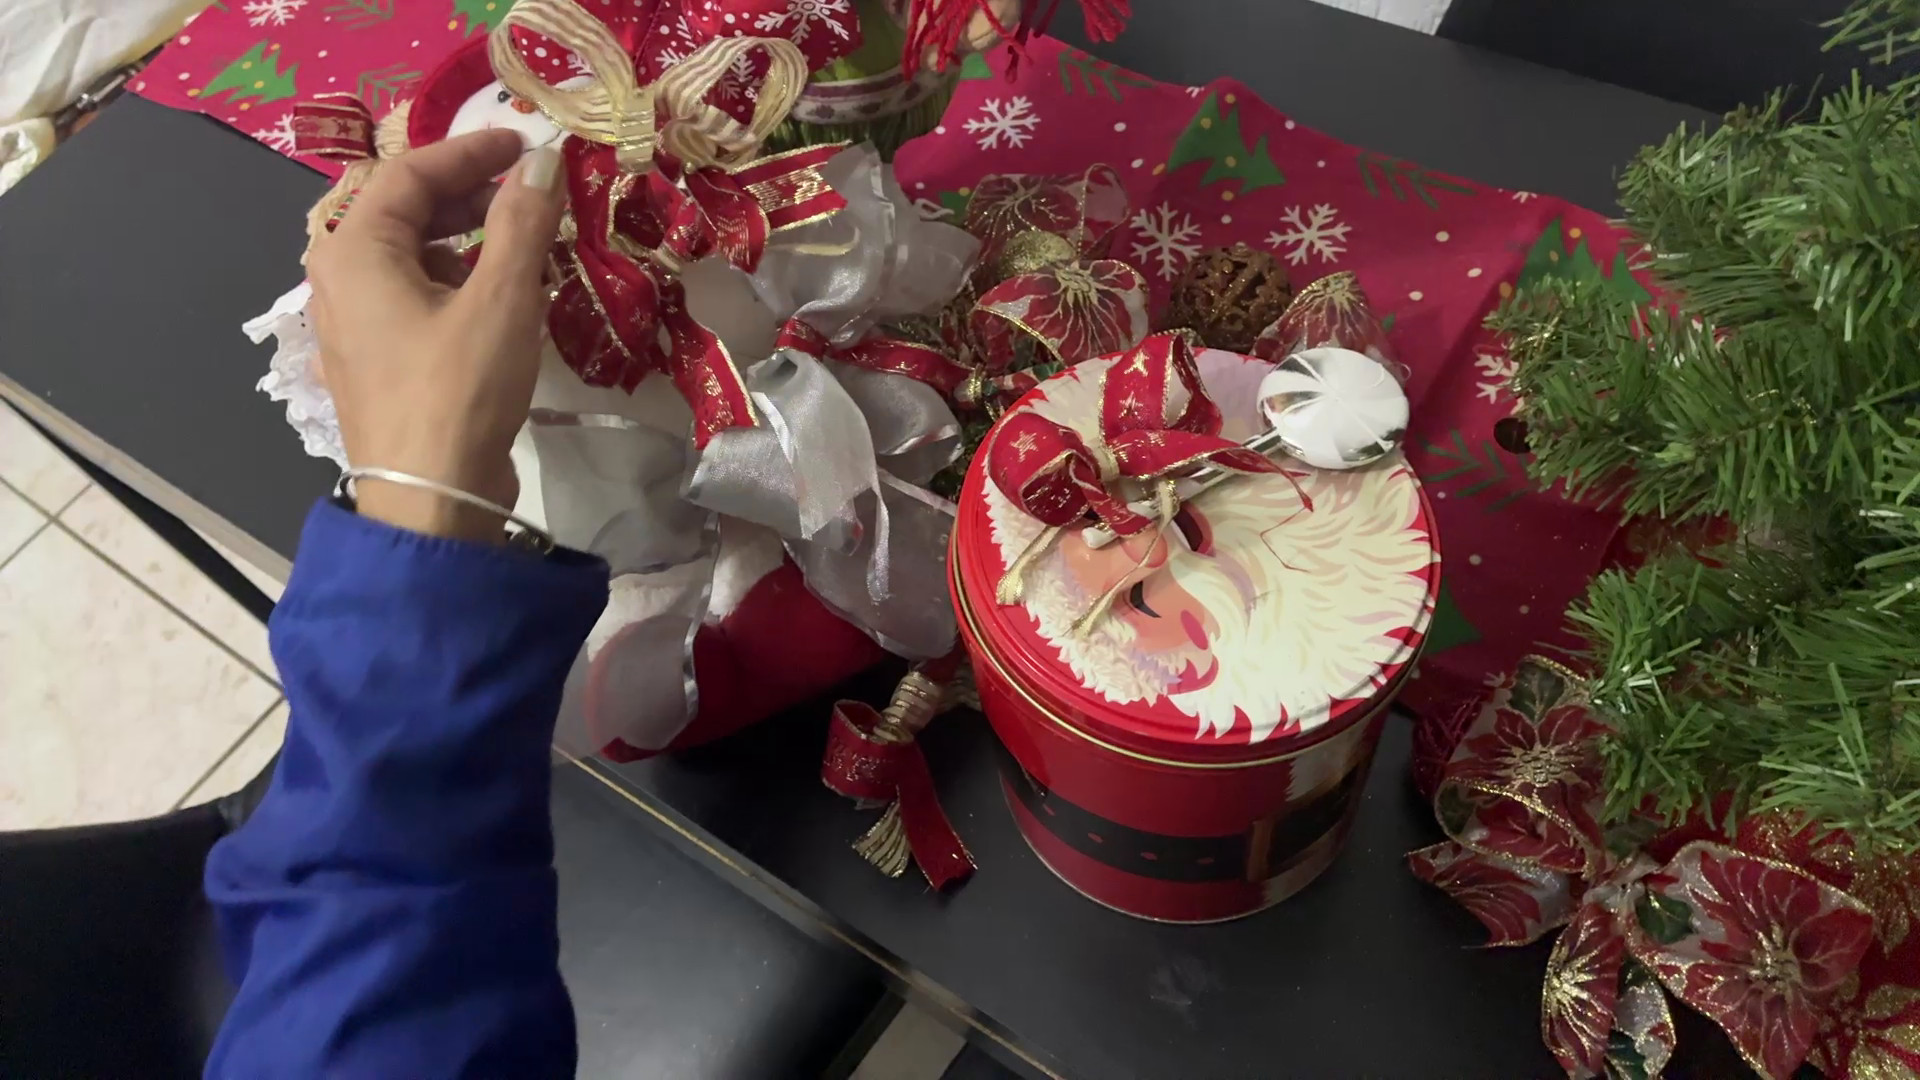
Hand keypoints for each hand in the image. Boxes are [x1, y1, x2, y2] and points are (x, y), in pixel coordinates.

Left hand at [307, 130, 566, 542]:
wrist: (433, 492)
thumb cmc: (461, 389)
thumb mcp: (501, 302)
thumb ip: (520, 229)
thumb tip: (541, 168)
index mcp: (355, 250)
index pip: (408, 173)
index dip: (470, 152)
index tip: (526, 145)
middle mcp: (342, 277)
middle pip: (404, 212)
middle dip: (469, 196)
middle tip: (529, 194)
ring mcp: (361, 324)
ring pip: (415, 259)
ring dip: (469, 242)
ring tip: (526, 245)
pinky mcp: (387, 361)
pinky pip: (421, 298)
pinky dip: (462, 283)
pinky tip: (505, 300)